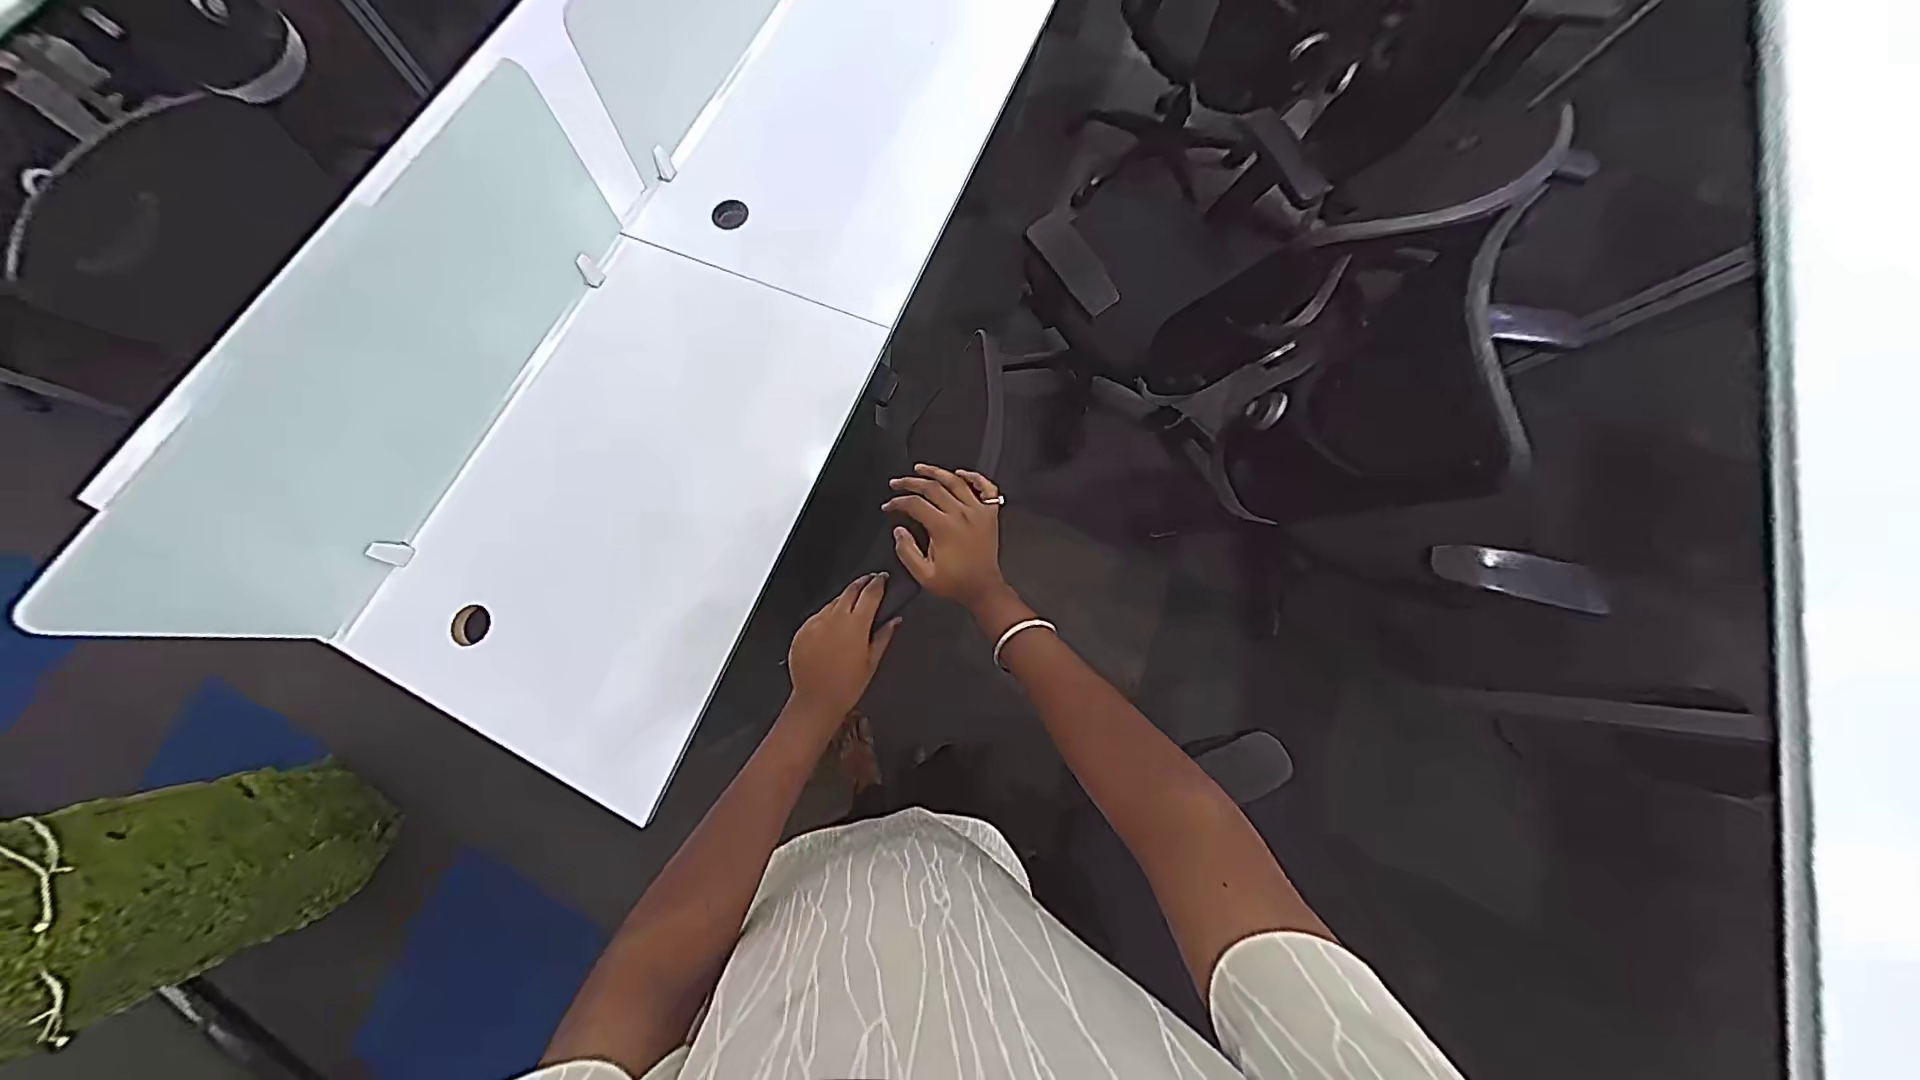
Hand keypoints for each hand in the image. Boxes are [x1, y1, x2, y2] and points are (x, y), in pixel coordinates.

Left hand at [787, 573, 900, 719]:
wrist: (816, 700)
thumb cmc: (846, 686)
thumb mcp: (872, 661)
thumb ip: (884, 635)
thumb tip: (894, 620)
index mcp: (856, 625)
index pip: (870, 593)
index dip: (878, 582)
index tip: (883, 578)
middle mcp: (834, 619)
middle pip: (850, 590)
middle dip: (862, 582)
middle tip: (870, 580)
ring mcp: (816, 623)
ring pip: (833, 601)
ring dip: (844, 599)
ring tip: (852, 606)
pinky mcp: (802, 630)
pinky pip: (817, 615)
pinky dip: (827, 615)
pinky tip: (833, 625)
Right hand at [883, 464, 1008, 607]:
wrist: (983, 588)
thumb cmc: (955, 583)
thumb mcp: (923, 574)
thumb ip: (906, 551)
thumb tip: (899, 530)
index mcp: (944, 528)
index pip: (915, 504)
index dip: (898, 502)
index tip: (889, 506)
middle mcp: (962, 514)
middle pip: (933, 487)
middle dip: (910, 482)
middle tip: (897, 482)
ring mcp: (978, 511)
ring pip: (956, 481)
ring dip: (936, 472)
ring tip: (921, 469)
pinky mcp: (990, 514)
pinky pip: (986, 488)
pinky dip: (974, 477)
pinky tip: (961, 473)